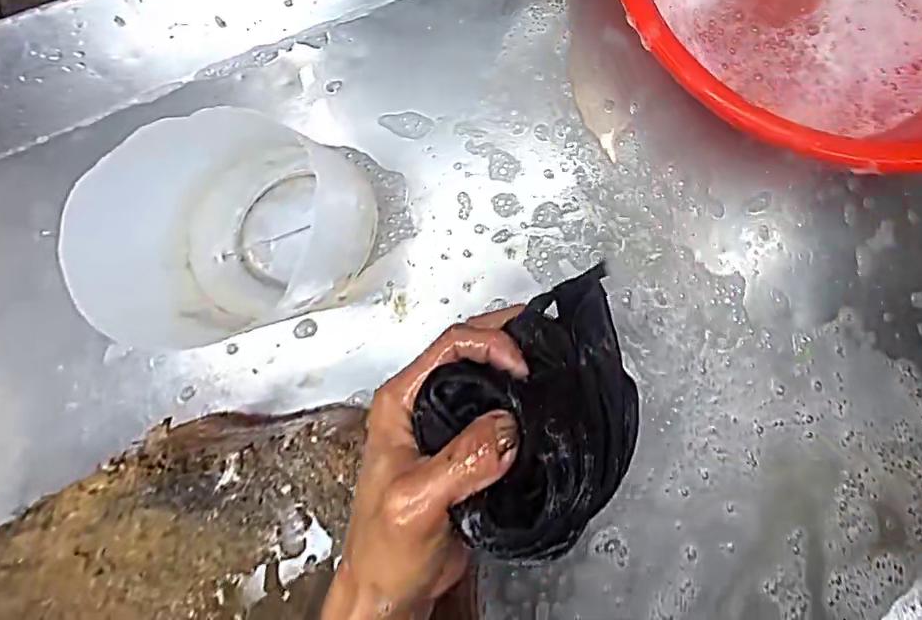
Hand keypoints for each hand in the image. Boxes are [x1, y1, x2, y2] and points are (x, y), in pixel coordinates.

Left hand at [323, 310, 526, 619]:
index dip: (488, 344)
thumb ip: (460, 463)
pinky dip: (515, 394)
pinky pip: (493, 404)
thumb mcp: (416, 502)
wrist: (388, 590)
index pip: (449, 347)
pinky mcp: (461, 443)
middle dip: (502, 333)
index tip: (518, 364)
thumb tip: (504, 428)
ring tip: (539, 354)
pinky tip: (532, 396)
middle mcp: (419, 402)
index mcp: (399, 401)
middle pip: (464, 345)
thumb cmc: (382, 550)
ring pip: (479, 371)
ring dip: (509, 359)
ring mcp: (441, 420)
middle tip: (536, 330)